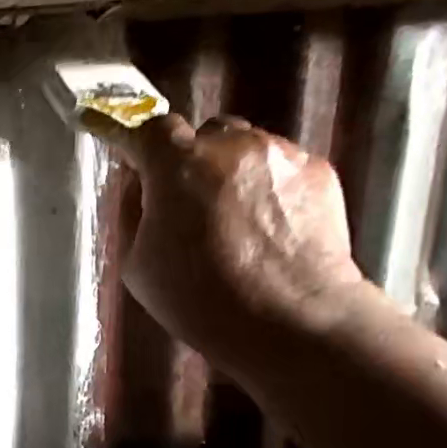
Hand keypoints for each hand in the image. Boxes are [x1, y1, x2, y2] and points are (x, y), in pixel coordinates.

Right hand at [82, 111, 365, 367]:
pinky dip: (264, 187)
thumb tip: (142, 190)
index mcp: (179, 167)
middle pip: (203, 132)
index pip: (149, 128)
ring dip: (228, 171)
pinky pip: (278, 166)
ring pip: (244, 147)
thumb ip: (136, 215)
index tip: (127, 151)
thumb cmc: (197, 297)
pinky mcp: (319, 172)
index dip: (136, 140)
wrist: (290, 319)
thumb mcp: (138, 262)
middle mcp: (233, 146)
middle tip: (183, 199)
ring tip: (229, 219)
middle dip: (189, 158)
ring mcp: (282, 155)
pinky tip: (262, 228)